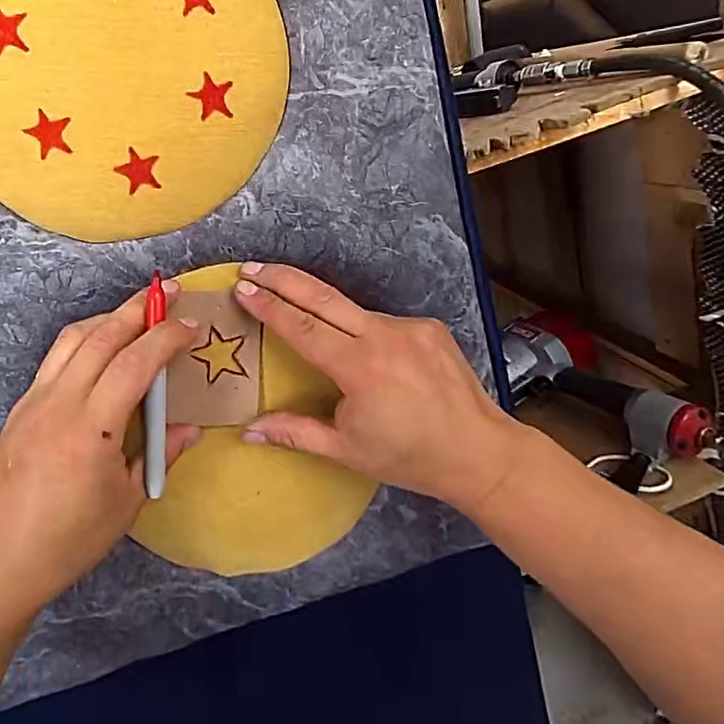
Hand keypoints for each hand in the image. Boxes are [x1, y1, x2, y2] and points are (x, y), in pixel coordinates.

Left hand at [0, 283, 203, 632]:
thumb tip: (189, 428)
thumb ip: (159, 455)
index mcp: (90, 428)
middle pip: (102, 336)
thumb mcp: (125, 503)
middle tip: (168, 291)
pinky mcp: (20, 408)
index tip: (191, 326)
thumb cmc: (66, 542)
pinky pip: (55, 358)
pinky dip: (84, 339)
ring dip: (108, 317)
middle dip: (138, 308)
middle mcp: (59, 402)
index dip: (166, 337)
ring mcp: (34, 401)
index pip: (135, 362)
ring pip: (74, 338)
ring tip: (136, 313)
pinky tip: (99, 349)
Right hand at [234, 262, 537, 511]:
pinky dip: (363, 331)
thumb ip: (295, 432)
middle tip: (252, 266)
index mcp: (360, 368)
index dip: (269, 306)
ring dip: (323, 310)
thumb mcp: (346, 450)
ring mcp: (410, 327)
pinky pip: (382, 322)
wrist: (480, 452)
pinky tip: (365, 354)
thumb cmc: (409, 457)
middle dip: (283, 278)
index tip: (243, 288)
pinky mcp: (429, 326)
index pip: (303, 327)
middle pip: (323, 297)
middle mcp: (384, 337)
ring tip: (304, 319)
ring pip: (353, 311)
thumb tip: (248, 430)